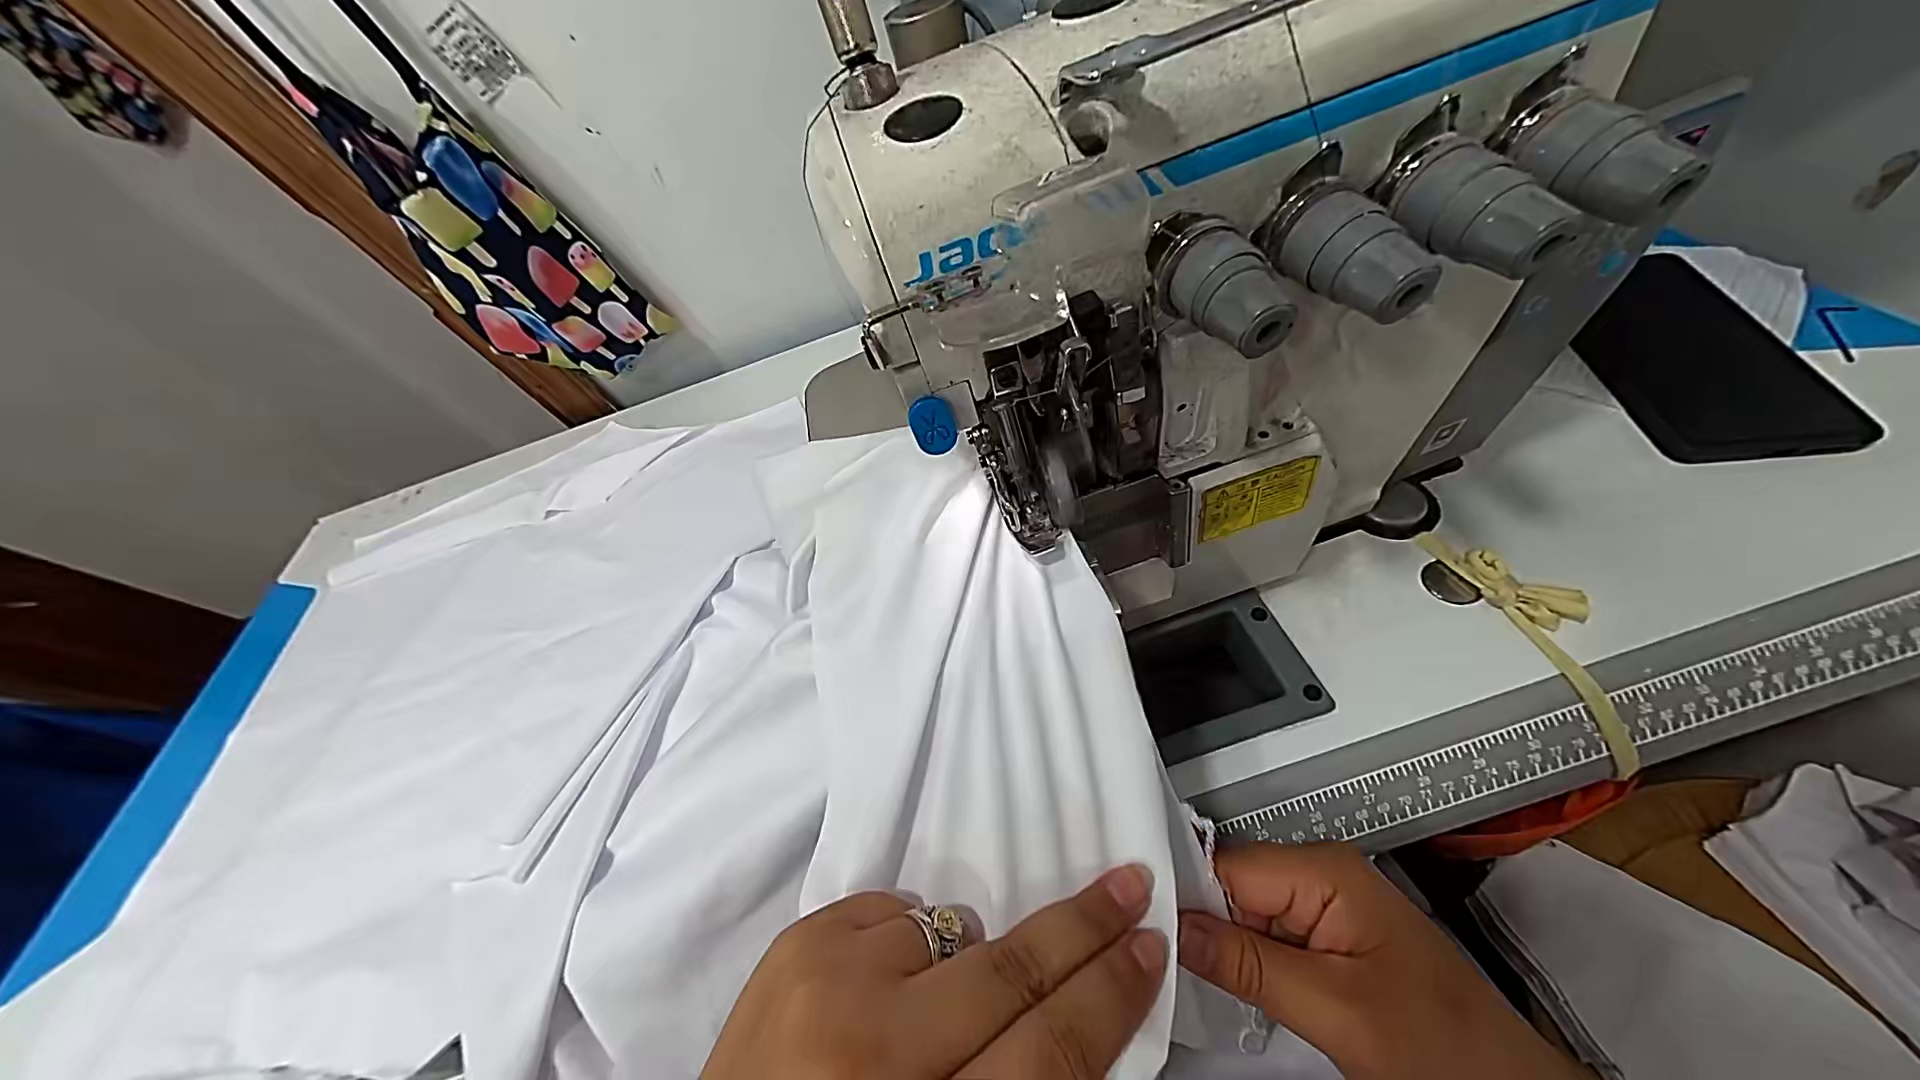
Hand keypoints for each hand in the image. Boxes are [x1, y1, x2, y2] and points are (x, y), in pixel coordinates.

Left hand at [702, 865, 1167, 1078]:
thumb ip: (1012, 1077)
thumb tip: (1075, 1006)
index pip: (1048, 1050)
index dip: (1109, 994)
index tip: (1147, 945)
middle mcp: (872, 1051)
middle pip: (1008, 973)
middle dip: (1079, 928)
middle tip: (1126, 886)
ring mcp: (825, 987)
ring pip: (945, 931)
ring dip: (962, 956)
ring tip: (934, 1002)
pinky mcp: (794, 945)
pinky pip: (889, 909)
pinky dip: (905, 938)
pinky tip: (885, 982)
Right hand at [1176, 843, 1580, 1079]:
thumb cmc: (1449, 1049)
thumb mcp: (1336, 1010)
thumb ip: (1247, 963)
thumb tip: (1176, 928)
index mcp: (1323, 871)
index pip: (1222, 865)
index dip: (1185, 899)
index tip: (1154, 933)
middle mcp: (1318, 874)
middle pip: (1227, 884)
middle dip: (1203, 925)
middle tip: (1179, 968)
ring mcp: (1321, 903)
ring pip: (1239, 911)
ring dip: (1222, 946)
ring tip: (1214, 984)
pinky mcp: (1322, 933)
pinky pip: (1261, 932)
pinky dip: (1243, 959)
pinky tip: (1241, 985)